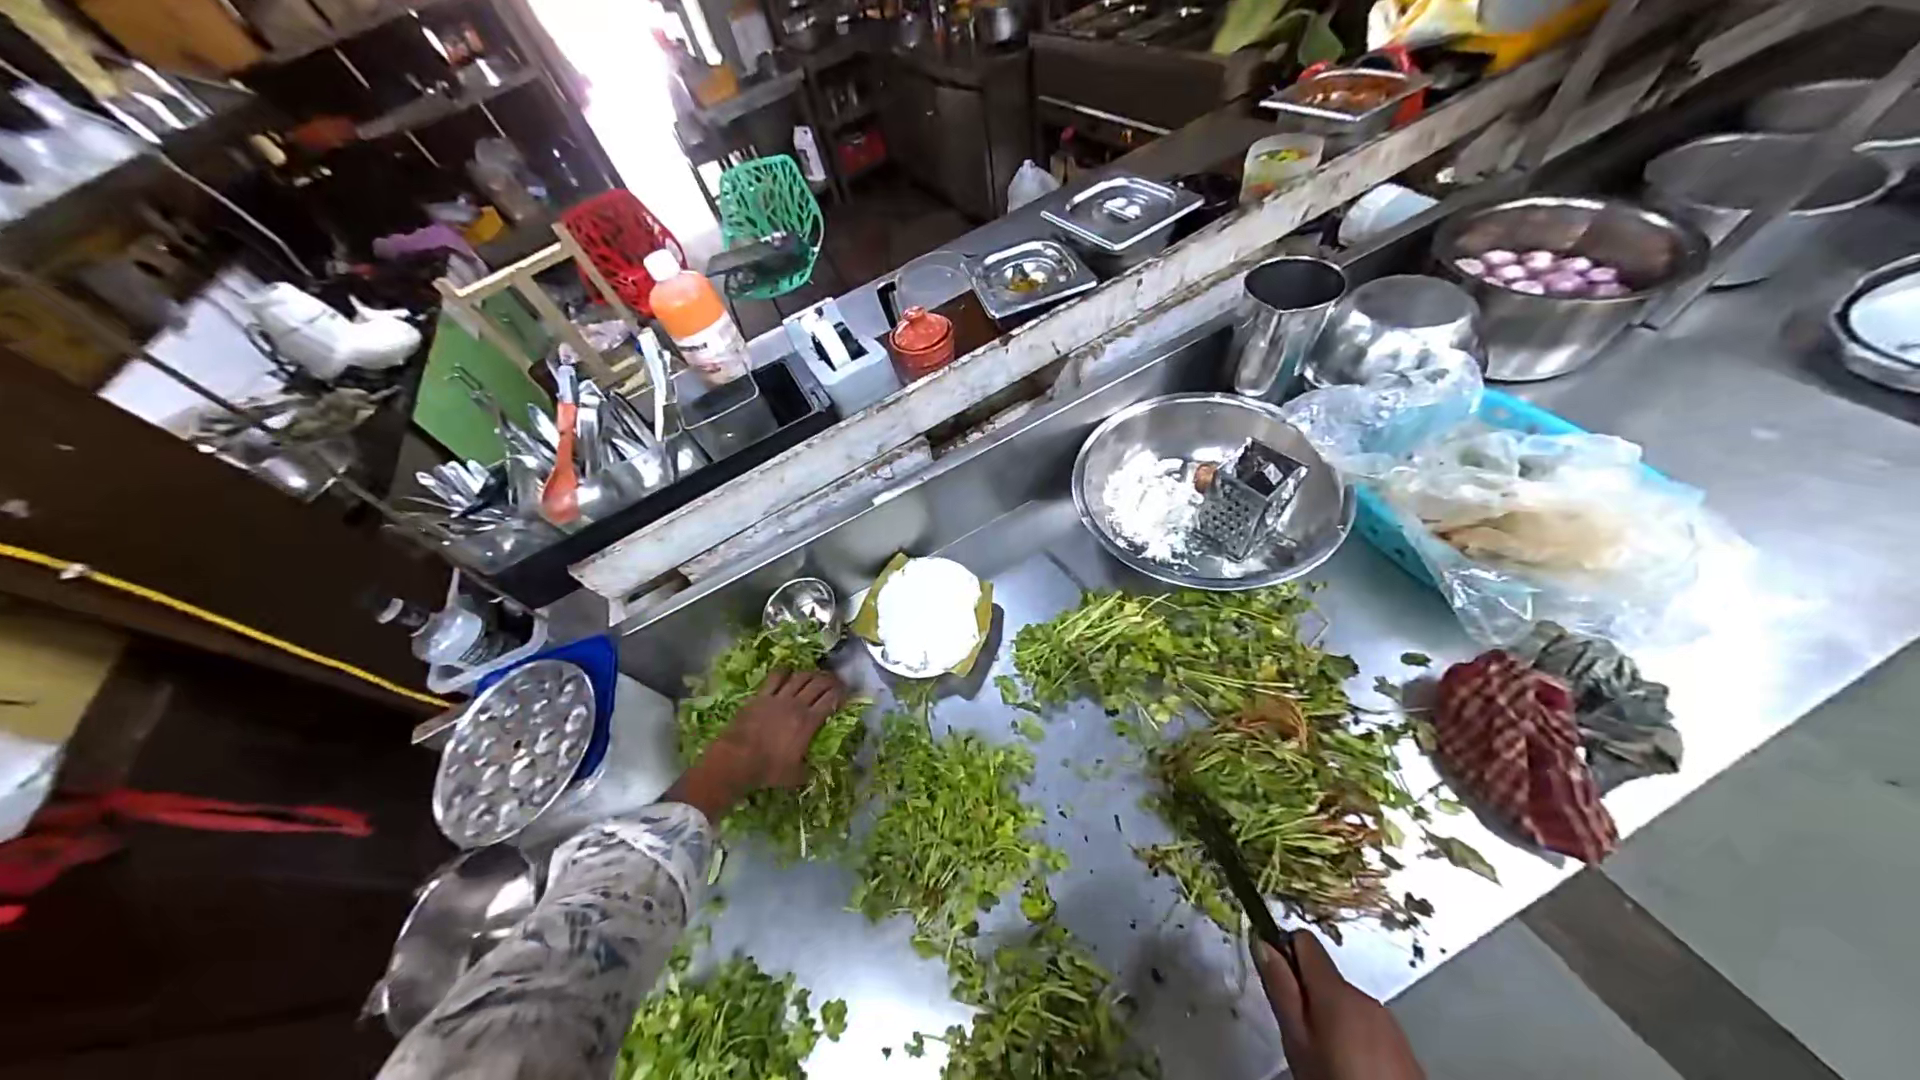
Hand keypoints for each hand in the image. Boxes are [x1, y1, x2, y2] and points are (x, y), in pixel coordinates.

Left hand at [714, 669, 847, 788]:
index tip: (845, 693)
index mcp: (809, 722)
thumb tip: (813, 772)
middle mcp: (797, 705)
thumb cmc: (768, 769)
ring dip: (811, 673)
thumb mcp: (795, 776)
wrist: (736, 759)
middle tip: (835, 681)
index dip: (841, 693)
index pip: (831, 700)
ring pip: (800, 677)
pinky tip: (789, 672)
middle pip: (818, 683)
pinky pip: (776, 677)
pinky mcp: (761, 696)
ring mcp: (778, 698)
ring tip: (816, 675)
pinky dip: (785, 671)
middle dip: (830, 680)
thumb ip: (807, 771)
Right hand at [1253, 930, 1423, 1079]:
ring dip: (1328, 1015)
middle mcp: (1364, 995)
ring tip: (1323, 1053)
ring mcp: (1387, 1019)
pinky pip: (1365, 1022)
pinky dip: (1352, 1033)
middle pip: (1323, 974)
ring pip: (1343, 1000)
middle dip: (1305, 992)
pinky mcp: (1402, 1043)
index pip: (1304, 940)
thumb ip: (1280, 988)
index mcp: (1335, 989)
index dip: (1283, 951)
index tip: (1276, 981)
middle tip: (1297, 1032)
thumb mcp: (1296, 1039)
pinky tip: (1350, 1066)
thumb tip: (1262, 942)